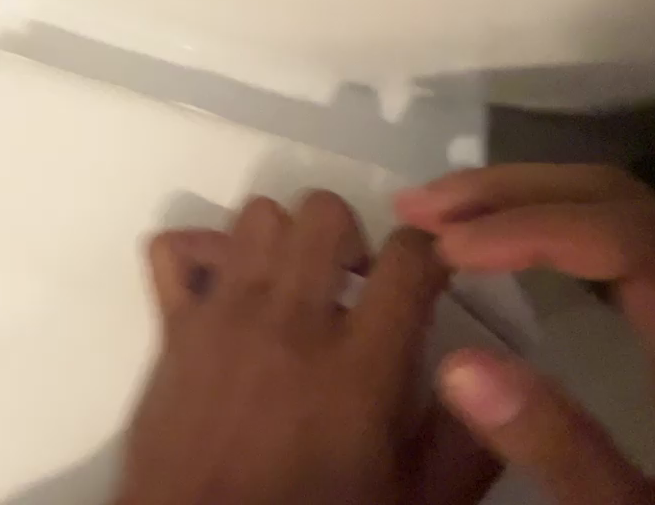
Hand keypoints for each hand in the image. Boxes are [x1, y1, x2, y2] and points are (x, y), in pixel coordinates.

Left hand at [117, 191, 463, 504]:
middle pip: (321, 211)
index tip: (428, 271)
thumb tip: (482, 373)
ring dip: (280, 238)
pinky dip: (197, 251)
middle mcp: (287, 320)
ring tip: (291, 283)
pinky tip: (221, 285)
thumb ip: (462, 442)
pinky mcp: (172, 322)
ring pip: (254, 215)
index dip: (430, 252)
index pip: (407, 261)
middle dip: (349, 234)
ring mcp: (221, 314)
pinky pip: (171, 247)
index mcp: (357, 368)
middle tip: (353, 281)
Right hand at [396, 164, 654, 504]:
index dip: (525, 226)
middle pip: (620, 201)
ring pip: (620, 210)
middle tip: (420, 208)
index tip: (444, 247)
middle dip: (508, 192)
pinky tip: (501, 248)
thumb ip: (563, 453)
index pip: (625, 238)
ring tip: (441, 216)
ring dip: (521, 199)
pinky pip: (621, 240)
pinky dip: (545, 223)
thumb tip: (455, 361)